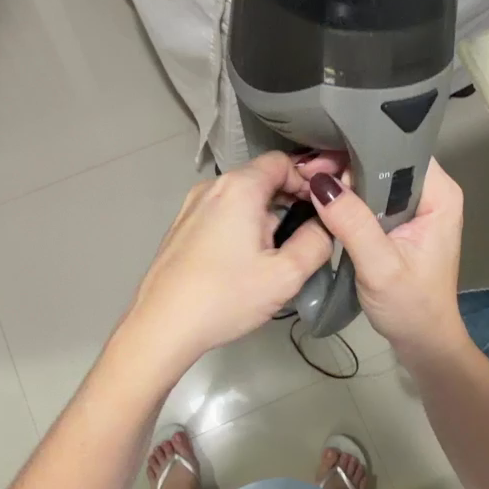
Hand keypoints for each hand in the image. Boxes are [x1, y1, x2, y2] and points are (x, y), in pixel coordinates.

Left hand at [118, 152, 334, 370]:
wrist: (162, 327)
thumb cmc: (226, 297)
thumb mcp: (286, 274)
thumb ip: (317, 241)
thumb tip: (326, 223)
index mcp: (238, 187)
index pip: (283, 162)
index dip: (307, 181)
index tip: (321, 210)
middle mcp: (212, 187)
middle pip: (261, 179)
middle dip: (288, 202)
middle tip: (304, 238)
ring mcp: (191, 207)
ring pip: (240, 199)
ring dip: (264, 218)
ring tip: (274, 258)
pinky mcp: (180, 228)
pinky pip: (221, 215)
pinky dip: (240, 228)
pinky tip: (243, 264)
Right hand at [305, 159, 474, 365]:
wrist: (422, 340)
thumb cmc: (411, 306)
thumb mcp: (380, 266)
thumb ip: (353, 223)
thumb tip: (320, 183)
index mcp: (440, 194)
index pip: (399, 150)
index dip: (358, 150)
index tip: (320, 162)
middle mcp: (431, 191)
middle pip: (383, 159)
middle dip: (343, 164)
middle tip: (305, 174)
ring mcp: (415, 204)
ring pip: (373, 176)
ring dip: (341, 180)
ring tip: (307, 183)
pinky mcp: (399, 218)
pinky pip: (370, 195)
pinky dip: (347, 195)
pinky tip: (321, 198)